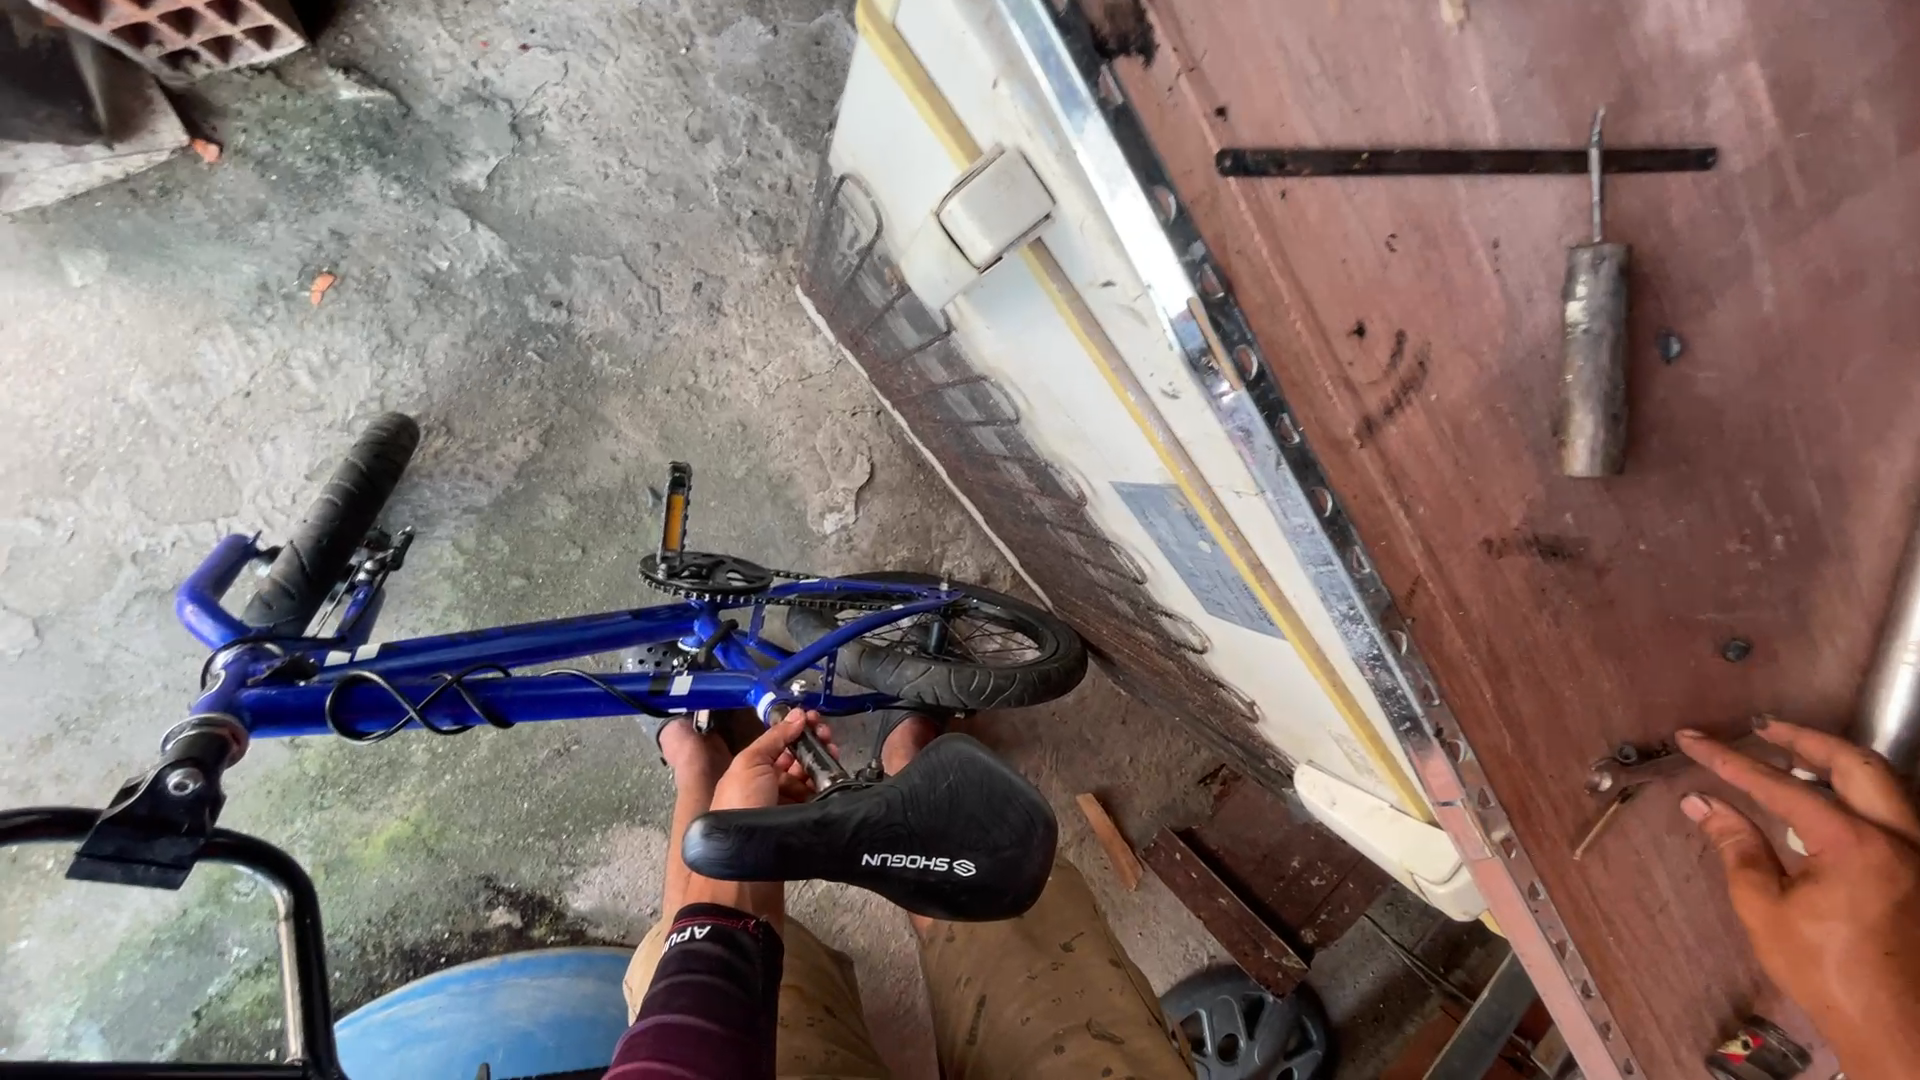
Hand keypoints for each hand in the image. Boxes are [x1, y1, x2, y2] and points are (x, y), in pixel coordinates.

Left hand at [682, 710, 838, 921]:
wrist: (744, 873)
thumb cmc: (740, 813)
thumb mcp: (749, 765)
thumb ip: (773, 738)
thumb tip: (796, 714)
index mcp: (749, 771)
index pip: (778, 743)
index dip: (797, 730)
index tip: (816, 720)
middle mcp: (765, 788)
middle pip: (796, 760)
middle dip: (813, 745)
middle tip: (830, 739)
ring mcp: (783, 808)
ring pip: (808, 779)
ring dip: (822, 765)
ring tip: (835, 758)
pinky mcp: (798, 827)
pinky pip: (816, 803)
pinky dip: (826, 790)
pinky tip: (835, 783)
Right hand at [1677, 718, 1919, 1079]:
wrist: (1904, 1032)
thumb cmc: (1825, 969)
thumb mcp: (1765, 907)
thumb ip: (1738, 846)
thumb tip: (1702, 803)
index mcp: (1856, 846)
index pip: (1779, 785)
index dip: (1728, 759)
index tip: (1691, 739)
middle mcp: (1905, 842)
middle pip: (1862, 767)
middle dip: (1807, 740)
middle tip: (1765, 728)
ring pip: (1894, 789)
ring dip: (1843, 765)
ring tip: (1798, 757)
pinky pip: (1901, 818)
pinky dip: (1865, 796)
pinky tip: (1835, 804)